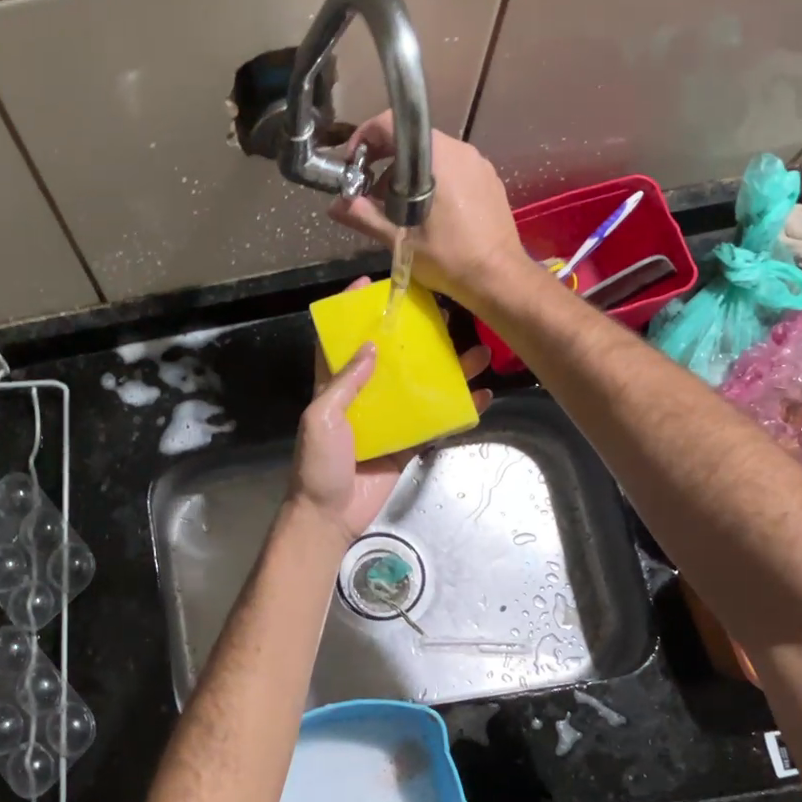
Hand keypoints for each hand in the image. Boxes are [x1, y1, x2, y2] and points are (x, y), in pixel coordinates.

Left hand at [288, 277, 493, 541]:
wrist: (330, 516)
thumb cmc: (319, 464)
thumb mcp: (323, 416)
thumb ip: (345, 382)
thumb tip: (372, 346)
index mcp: (332, 389)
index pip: (340, 342)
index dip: (350, 313)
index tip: (372, 284)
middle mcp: (361, 400)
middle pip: (390, 360)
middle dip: (414, 336)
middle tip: (444, 313)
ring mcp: (387, 422)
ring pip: (419, 388)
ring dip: (447, 370)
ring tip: (477, 349)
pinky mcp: (406, 445)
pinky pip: (436, 423)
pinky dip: (458, 410)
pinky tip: (482, 394)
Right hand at [328, 112, 536, 308]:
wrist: (498, 277)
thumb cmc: (449, 259)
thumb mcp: (400, 240)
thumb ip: (365, 217)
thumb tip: (335, 205)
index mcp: (436, 157)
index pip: (393, 123)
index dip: (365, 137)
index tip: (353, 164)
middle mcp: (459, 150)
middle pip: (411, 139)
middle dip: (384, 162)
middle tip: (369, 194)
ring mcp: (477, 163)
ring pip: (431, 155)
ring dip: (406, 174)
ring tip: (395, 209)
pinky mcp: (487, 178)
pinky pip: (451, 168)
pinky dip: (430, 181)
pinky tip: (425, 212)